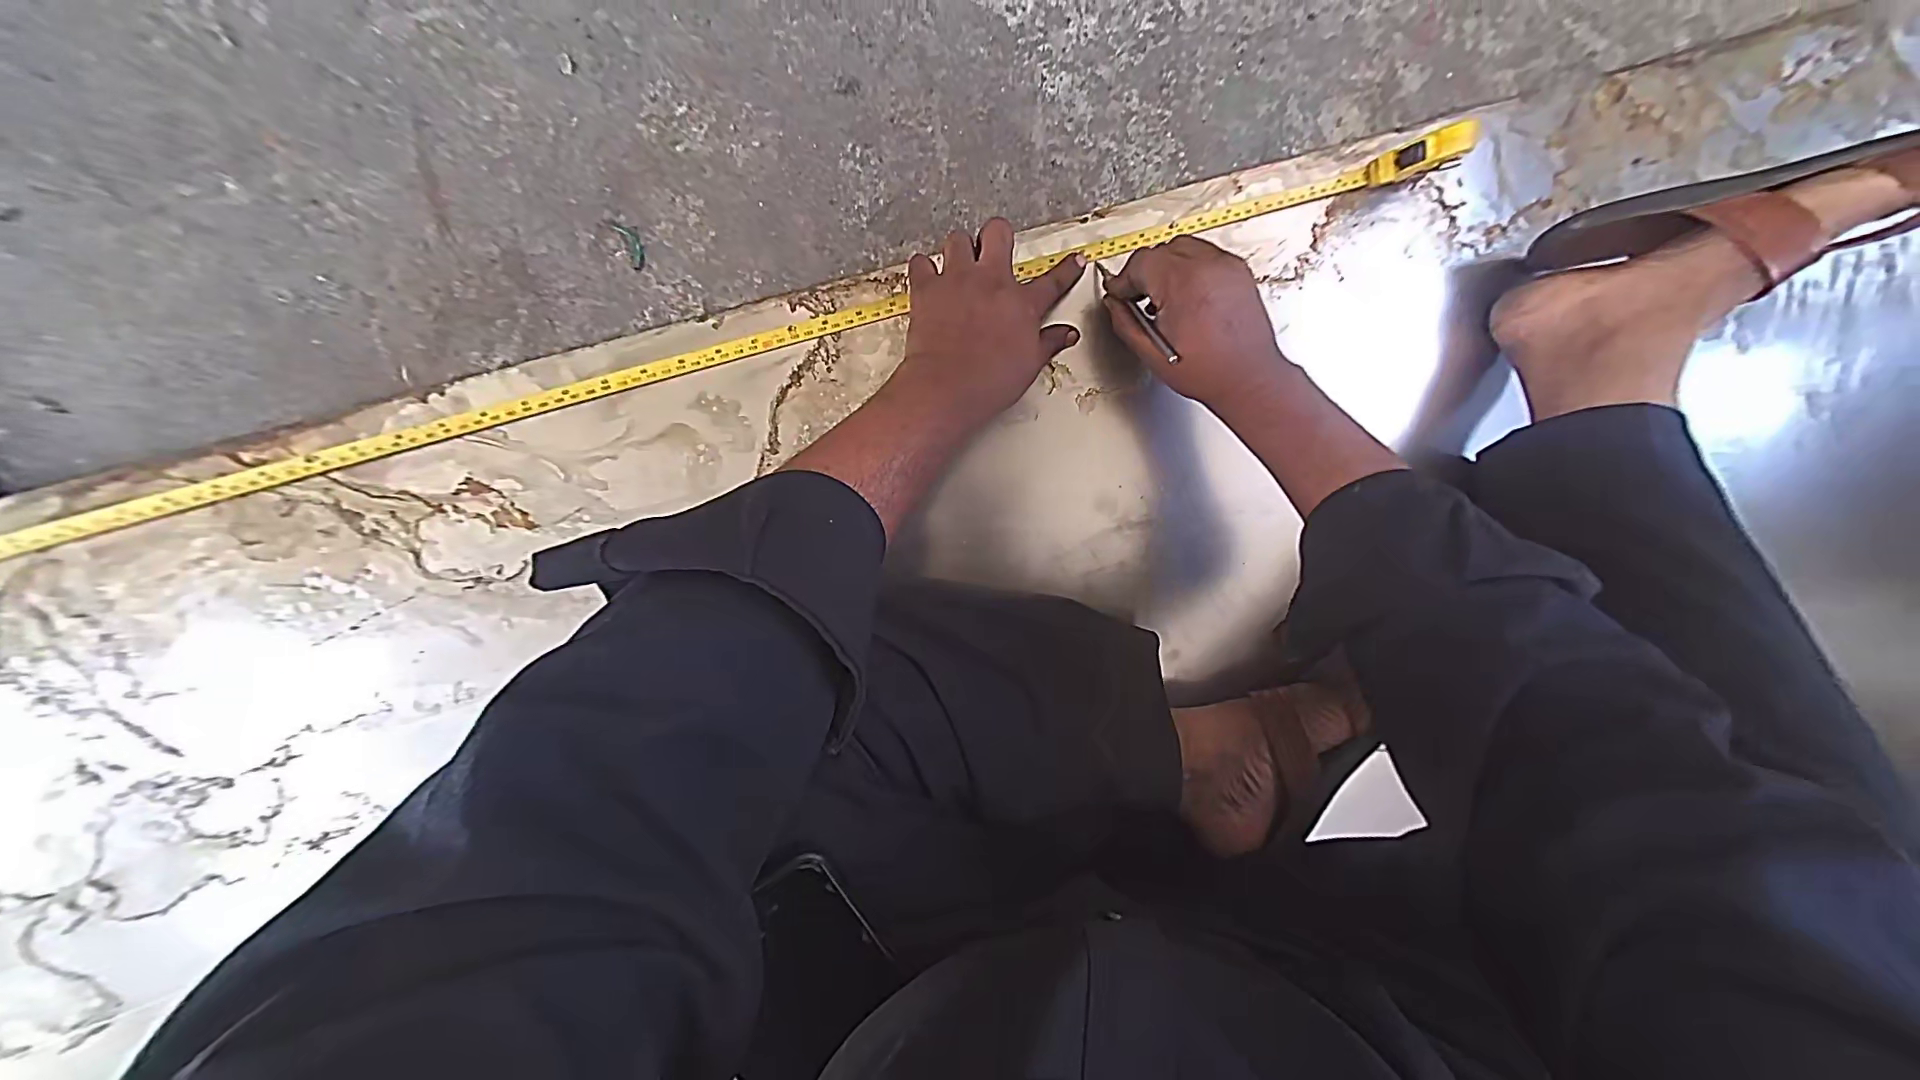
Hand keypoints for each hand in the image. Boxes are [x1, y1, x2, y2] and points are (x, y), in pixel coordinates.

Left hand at [888, 219, 1087, 433]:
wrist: (947, 388)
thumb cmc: (988, 382)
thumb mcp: (1030, 365)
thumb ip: (1049, 343)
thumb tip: (1065, 335)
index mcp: (1022, 304)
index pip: (1053, 280)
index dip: (1066, 269)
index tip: (1073, 262)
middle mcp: (990, 282)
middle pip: (998, 233)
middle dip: (998, 237)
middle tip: (996, 250)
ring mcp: (957, 280)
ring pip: (958, 239)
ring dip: (960, 249)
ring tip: (960, 263)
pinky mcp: (927, 288)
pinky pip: (921, 262)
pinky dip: (923, 267)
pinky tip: (928, 276)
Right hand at [1103, 236, 1290, 406]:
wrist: (1248, 377)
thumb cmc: (1209, 370)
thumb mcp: (1151, 352)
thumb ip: (1125, 323)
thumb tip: (1115, 305)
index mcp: (1183, 283)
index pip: (1140, 262)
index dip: (1122, 280)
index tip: (1118, 293)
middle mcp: (1208, 267)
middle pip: (1161, 250)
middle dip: (1143, 272)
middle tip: (1134, 296)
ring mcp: (1226, 266)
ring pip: (1184, 247)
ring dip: (1166, 267)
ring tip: (1160, 296)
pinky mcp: (1238, 271)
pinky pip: (1205, 255)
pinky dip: (1188, 268)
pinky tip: (1183, 295)